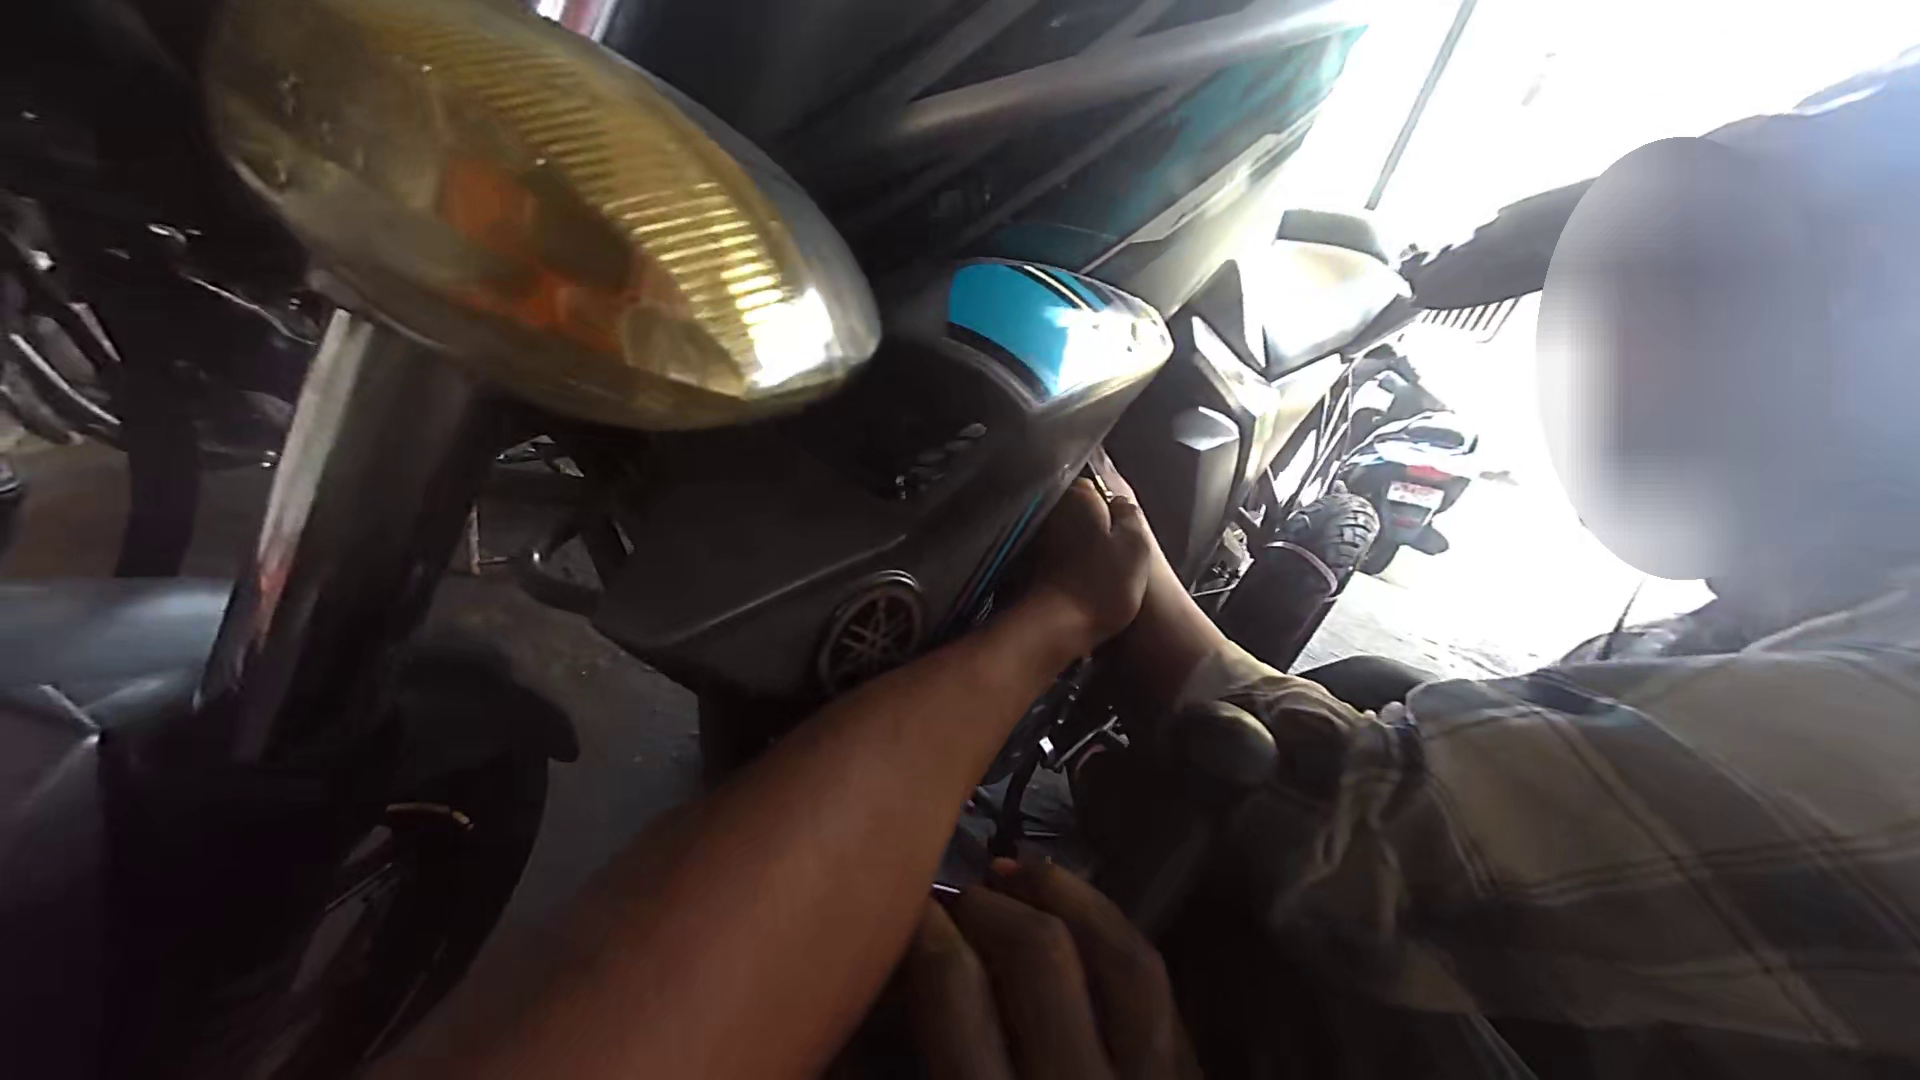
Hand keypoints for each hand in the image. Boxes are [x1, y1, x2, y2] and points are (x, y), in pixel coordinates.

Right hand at [903, 857, 1198, 1079]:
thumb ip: (903, 1077)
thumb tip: (869, 1018)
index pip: (956, 991)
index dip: (924, 932)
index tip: (909, 910)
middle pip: (1037, 957)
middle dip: (986, 906)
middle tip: (956, 898)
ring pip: (1116, 956)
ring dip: (1060, 896)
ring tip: (1014, 870)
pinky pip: (1154, 983)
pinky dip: (1110, 924)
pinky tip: (1075, 903)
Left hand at [1026, 477, 1154, 652]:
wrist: (1053, 628)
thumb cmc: (1101, 586)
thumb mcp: (1136, 547)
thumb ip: (1130, 515)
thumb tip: (1120, 503)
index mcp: (1074, 497)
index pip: (1092, 488)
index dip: (1107, 511)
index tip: (1117, 534)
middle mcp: (1044, 511)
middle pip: (1070, 513)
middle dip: (1084, 529)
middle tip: (1104, 560)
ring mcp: (1025, 539)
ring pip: (1053, 538)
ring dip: (1065, 551)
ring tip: (1085, 579)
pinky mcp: (1013, 568)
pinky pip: (1039, 563)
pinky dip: (1050, 571)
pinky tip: (1065, 591)